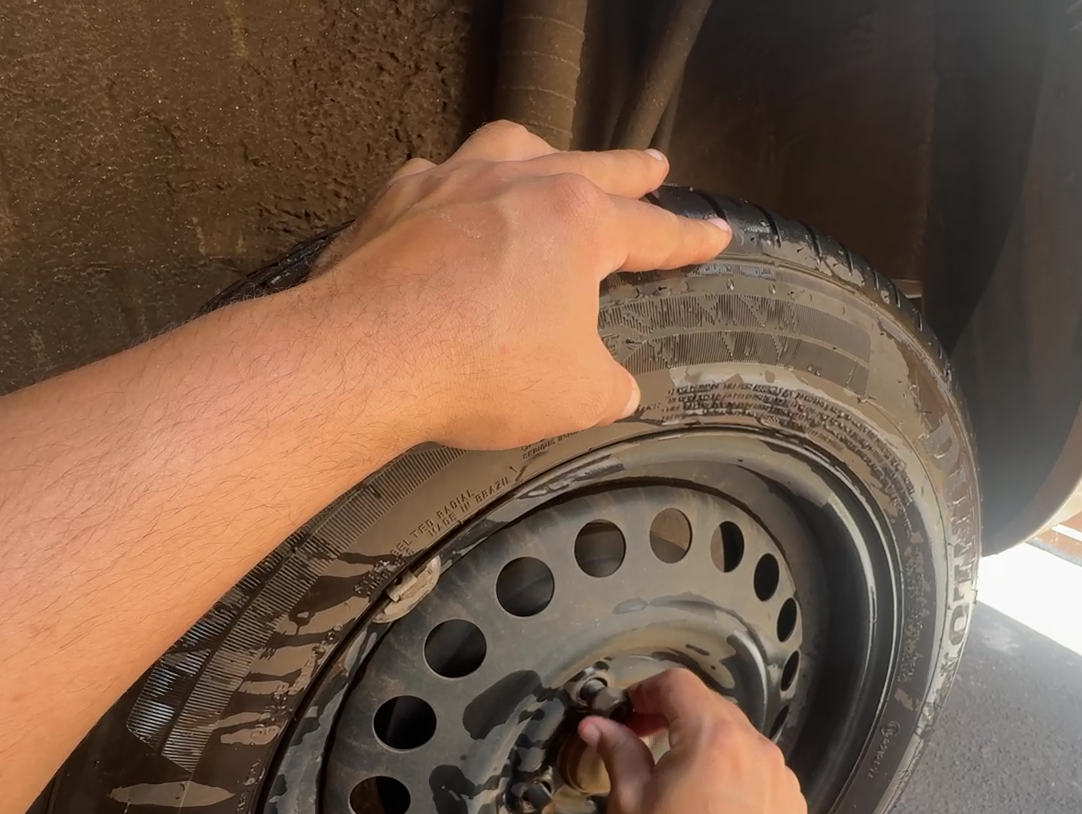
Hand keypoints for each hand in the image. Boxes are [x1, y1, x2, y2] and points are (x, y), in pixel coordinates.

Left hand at [302, 121, 731, 450]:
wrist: (369, 358)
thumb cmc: (479, 368)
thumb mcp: (577, 395)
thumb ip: (609, 387)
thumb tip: (617, 390)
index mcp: (576, 224)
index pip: (652, 230)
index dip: (688, 238)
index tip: (712, 234)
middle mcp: (516, 186)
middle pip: (591, 168)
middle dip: (631, 171)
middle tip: (654, 165)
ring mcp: (451, 186)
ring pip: (510, 150)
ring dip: (543, 155)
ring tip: (553, 165)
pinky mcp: (395, 205)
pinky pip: (438, 179)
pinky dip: (458, 189)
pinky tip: (455, 204)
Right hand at [579, 669, 808, 813]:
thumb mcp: (630, 805)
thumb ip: (617, 752)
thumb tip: (596, 725)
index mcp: (712, 735)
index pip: (677, 684)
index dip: (645, 690)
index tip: (625, 713)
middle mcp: (755, 745)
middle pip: (709, 706)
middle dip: (672, 714)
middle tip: (641, 739)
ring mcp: (780, 775)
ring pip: (735, 737)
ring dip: (702, 741)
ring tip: (676, 777)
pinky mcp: (792, 804)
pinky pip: (756, 768)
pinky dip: (730, 769)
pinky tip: (711, 807)